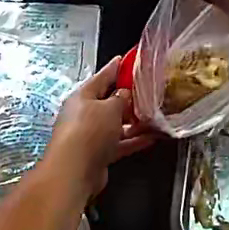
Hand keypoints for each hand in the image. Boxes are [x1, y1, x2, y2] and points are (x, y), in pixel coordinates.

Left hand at [43, 57, 153, 197]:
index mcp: (82, 97)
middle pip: (108, 101)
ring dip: (134, 121)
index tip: (125, 59)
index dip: (115, 68)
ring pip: (116, 124)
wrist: (75, 170)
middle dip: (127, 97)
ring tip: (154, 115)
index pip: (101, 77)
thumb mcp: (110, 107)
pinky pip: (120, 142)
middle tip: (148, 90)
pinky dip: (134, 140)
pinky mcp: (99, 153)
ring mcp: (91, 135)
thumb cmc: (89, 131)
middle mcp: (84, 114)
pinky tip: (151, 138)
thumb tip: (125, 94)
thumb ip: (121, 98)